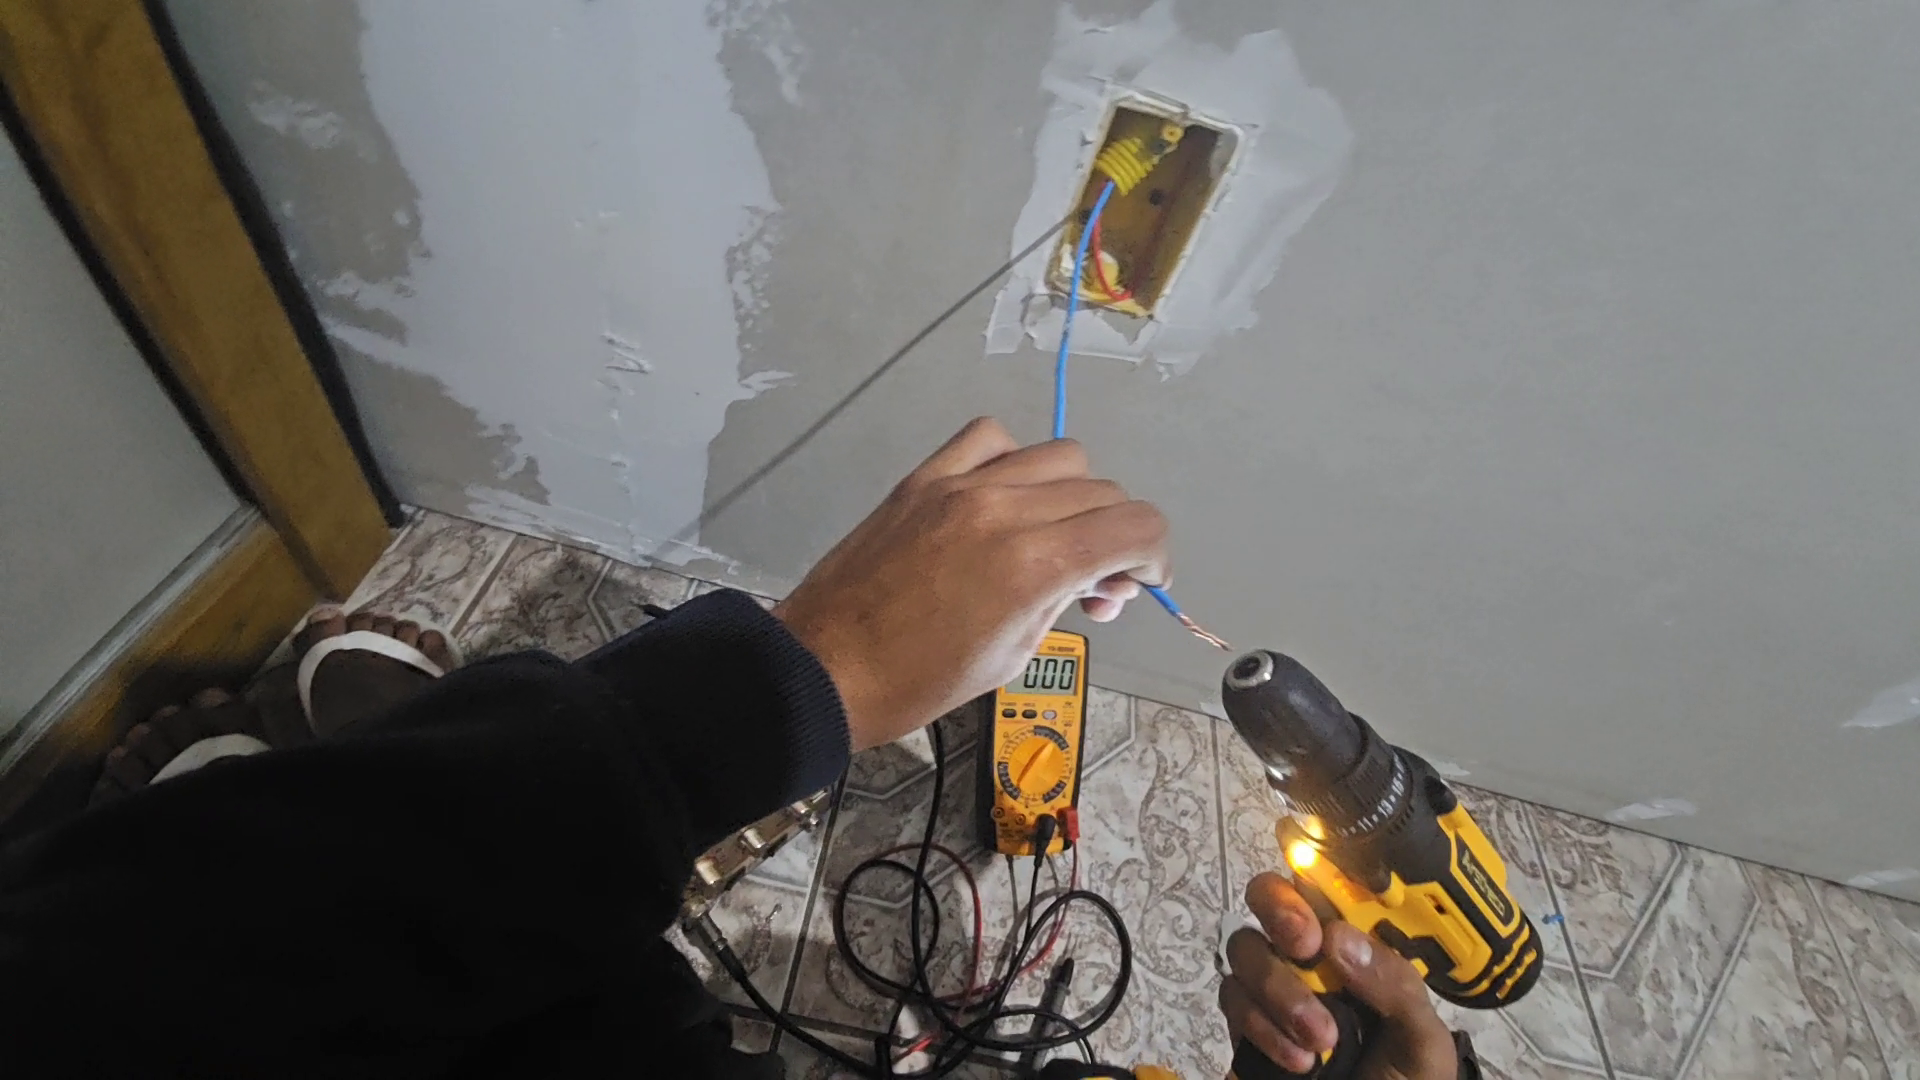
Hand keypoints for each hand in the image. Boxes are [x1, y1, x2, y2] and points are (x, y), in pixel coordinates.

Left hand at [773, 417, 1168, 750]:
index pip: (1137, 525)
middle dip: (1116, 535)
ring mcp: (961, 484)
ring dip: (1074, 496)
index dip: (1155, 554)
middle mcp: (1006, 509)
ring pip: (1058, 456)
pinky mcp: (924, 477)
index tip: (1139, 580)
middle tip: (1092, 580)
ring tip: (1051, 534)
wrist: (826, 667)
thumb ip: (1064, 600)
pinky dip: (1013, 461)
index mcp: (1035, 564)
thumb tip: (1098, 578)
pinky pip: (990, 437)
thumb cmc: (921, 683)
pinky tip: (1003, 497)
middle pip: (1103, 490)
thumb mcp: (1014, 654)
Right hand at [1220, 873, 1457, 1079]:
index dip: (1313, 868)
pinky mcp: (1244, 1017)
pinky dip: (1260, 1025)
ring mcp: (1272, 983)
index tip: (1322, 892)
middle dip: (1279, 908)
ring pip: (1245, 944)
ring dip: (1278, 986)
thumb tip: (1337, 938)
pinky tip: (1296, 1061)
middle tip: (1303, 943)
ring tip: (1319, 1038)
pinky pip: (1231, 995)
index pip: (1327, 884)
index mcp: (1356, 947)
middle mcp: (1308, 953)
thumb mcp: (1423, 1044)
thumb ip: (1395, 986)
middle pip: (1269, 893)